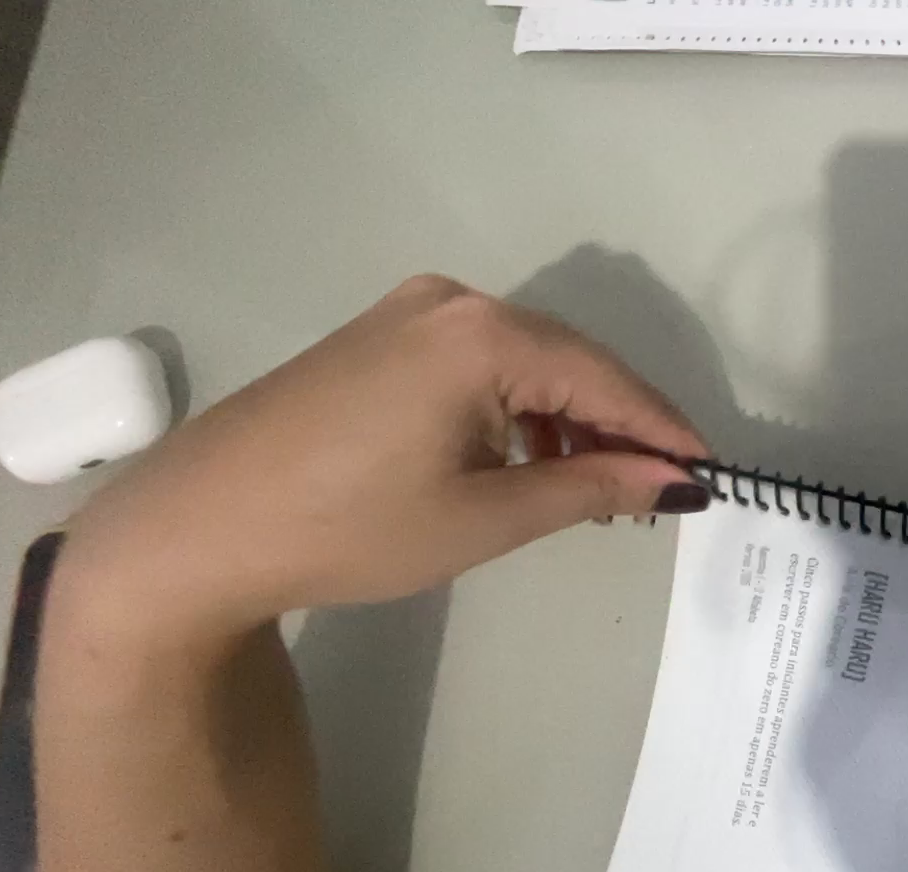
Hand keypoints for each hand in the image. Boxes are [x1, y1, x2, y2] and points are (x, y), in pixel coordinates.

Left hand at [55, 274, 710, 642]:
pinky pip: (491, 366)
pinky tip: (536, 459)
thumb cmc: (353, 529)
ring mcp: (416, 313)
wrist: (194, 533)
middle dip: (624, 428)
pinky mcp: (390, 336)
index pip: (607, 381)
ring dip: (576, 422)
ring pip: (535, 365)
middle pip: (576, 364)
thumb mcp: (490, 516)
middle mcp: (455, 303)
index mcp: (483, 336)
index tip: (713, 472)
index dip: (665, 431)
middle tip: (662, 489)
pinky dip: (528, 412)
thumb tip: (682, 484)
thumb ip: (596, 489)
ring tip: (600, 488)